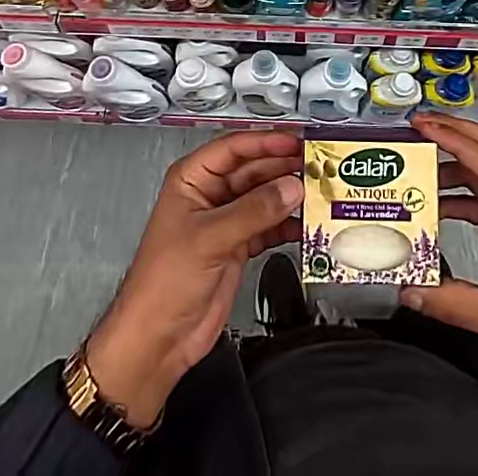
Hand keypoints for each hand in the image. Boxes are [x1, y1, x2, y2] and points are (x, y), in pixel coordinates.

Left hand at [85, 130, 302, 427]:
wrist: (159, 337)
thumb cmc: (163, 282)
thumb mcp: (209, 238)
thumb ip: (253, 211)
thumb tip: (289, 187)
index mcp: (192, 179)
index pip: (233, 148)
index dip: (265, 141)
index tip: (295, 141)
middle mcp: (210, 194)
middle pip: (253, 169)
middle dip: (283, 167)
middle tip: (316, 166)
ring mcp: (225, 220)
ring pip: (264, 197)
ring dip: (289, 195)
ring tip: (318, 193)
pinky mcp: (238, 245)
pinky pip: (269, 225)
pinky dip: (287, 225)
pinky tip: (306, 225)